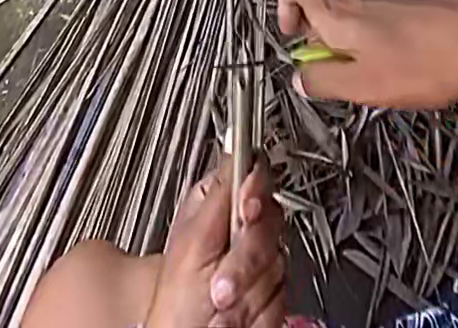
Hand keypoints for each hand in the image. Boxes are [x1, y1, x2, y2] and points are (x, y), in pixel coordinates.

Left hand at [144, 158, 285, 327]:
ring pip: (278, 260)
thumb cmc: (175, 302)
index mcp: (216, 202)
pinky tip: (237, 316)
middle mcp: (239, 225)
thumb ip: (221, 193)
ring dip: (249, 291)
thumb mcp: (194, 239)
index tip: (247, 211)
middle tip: (222, 282)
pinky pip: (282, 294)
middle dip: (246, 258)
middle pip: (269, 219)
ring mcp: (256, 258)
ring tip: (222, 304)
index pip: (252, 175)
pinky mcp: (271, 290)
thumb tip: (238, 147)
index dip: (254, 191)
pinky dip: (259, 313)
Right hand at [277, 0, 457, 108]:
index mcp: (335, 10)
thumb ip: (323, 81)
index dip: (283, 4)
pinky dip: (373, 39)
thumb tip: (299, 78)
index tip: (293, 35)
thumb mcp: (363, 86)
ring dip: (346, 41)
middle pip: (317, 2)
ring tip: (374, 73)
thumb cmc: (422, 64)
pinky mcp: (405, 4)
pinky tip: (400, 65)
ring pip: (346, 13)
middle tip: (339, 71)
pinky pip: (373, 17)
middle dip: (318, 37)